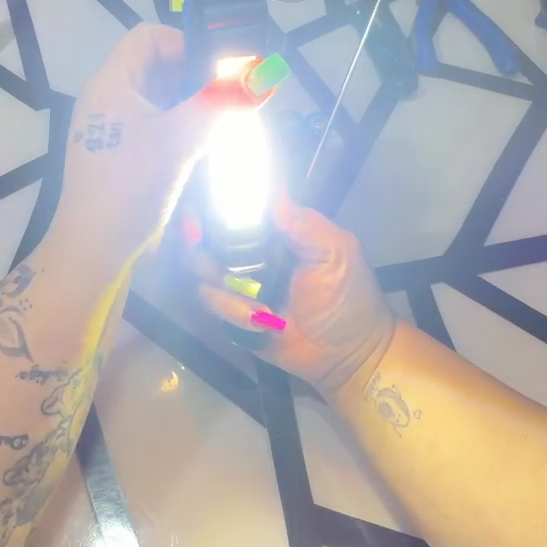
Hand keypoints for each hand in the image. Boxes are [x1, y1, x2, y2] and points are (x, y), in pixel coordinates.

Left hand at [49, 25, 223, 264]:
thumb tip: (266, 74)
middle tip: (231, 99)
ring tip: (227, 123)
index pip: (149, 37)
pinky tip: (208, 147)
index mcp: (111, 84)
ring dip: (194, 106)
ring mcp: (114, 130)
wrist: (94, 253)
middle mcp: (109, 100)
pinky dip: (184, 130)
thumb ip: (222, 104)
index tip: (219, 71)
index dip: (186, 43)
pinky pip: (158, 127)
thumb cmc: (130, 188)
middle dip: (197, 78)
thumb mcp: (180, 140)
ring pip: (161, 100)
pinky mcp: (123, 156)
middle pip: (158, 67)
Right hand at [191, 196, 397, 398]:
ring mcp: (237, 280)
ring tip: (262, 306)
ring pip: (202, 270)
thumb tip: (273, 192)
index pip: (231, 205)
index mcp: (273, 229)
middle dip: (199, 245)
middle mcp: (248, 250)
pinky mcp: (231, 310)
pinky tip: (264, 322)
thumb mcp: (335, 253)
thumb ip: (304, 223)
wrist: (347, 354)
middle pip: (203, 234)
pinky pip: (213, 303)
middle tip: (216, 261)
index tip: (199, 214)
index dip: (208, 204)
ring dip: (229, 289)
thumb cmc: (346, 296)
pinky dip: (235, 313)